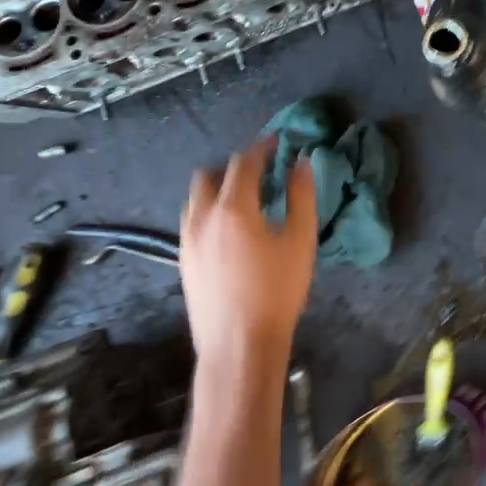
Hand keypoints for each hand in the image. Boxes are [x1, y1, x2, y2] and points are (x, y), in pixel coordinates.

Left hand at [180, 136, 316, 361]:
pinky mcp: (183, 261)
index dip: (262, 148)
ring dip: (217, 187)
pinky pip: (191, 220)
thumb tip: (301, 163)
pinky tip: (231, 226)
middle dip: (235, 165)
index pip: (243, 163)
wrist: (239, 345)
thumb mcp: (301, 239)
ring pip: (195, 198)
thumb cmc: (278, 290)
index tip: (279, 141)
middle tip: (262, 169)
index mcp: (233, 209)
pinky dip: (209, 209)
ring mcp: (187, 241)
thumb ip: (301, 196)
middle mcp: (202, 219)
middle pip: (208, 175)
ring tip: (245, 195)